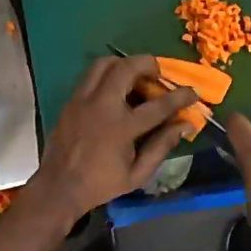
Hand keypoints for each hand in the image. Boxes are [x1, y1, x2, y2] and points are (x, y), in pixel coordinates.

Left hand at [29, 56, 198, 220]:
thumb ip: (162, 146)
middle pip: (127, 68)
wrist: (58, 187)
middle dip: (148, 64)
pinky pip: (90, 74)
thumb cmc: (101, 184)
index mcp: (121, 128)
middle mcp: (101, 105)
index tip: (192, 92)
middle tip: (158, 74)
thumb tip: (185, 125)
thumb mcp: (138, 174)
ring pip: (104, 63)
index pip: (158, 105)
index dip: (180, 96)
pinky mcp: (71, 100)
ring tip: (135, 75)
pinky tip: (115, 87)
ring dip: (124, 63)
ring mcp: (82, 99)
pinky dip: (107, 73)